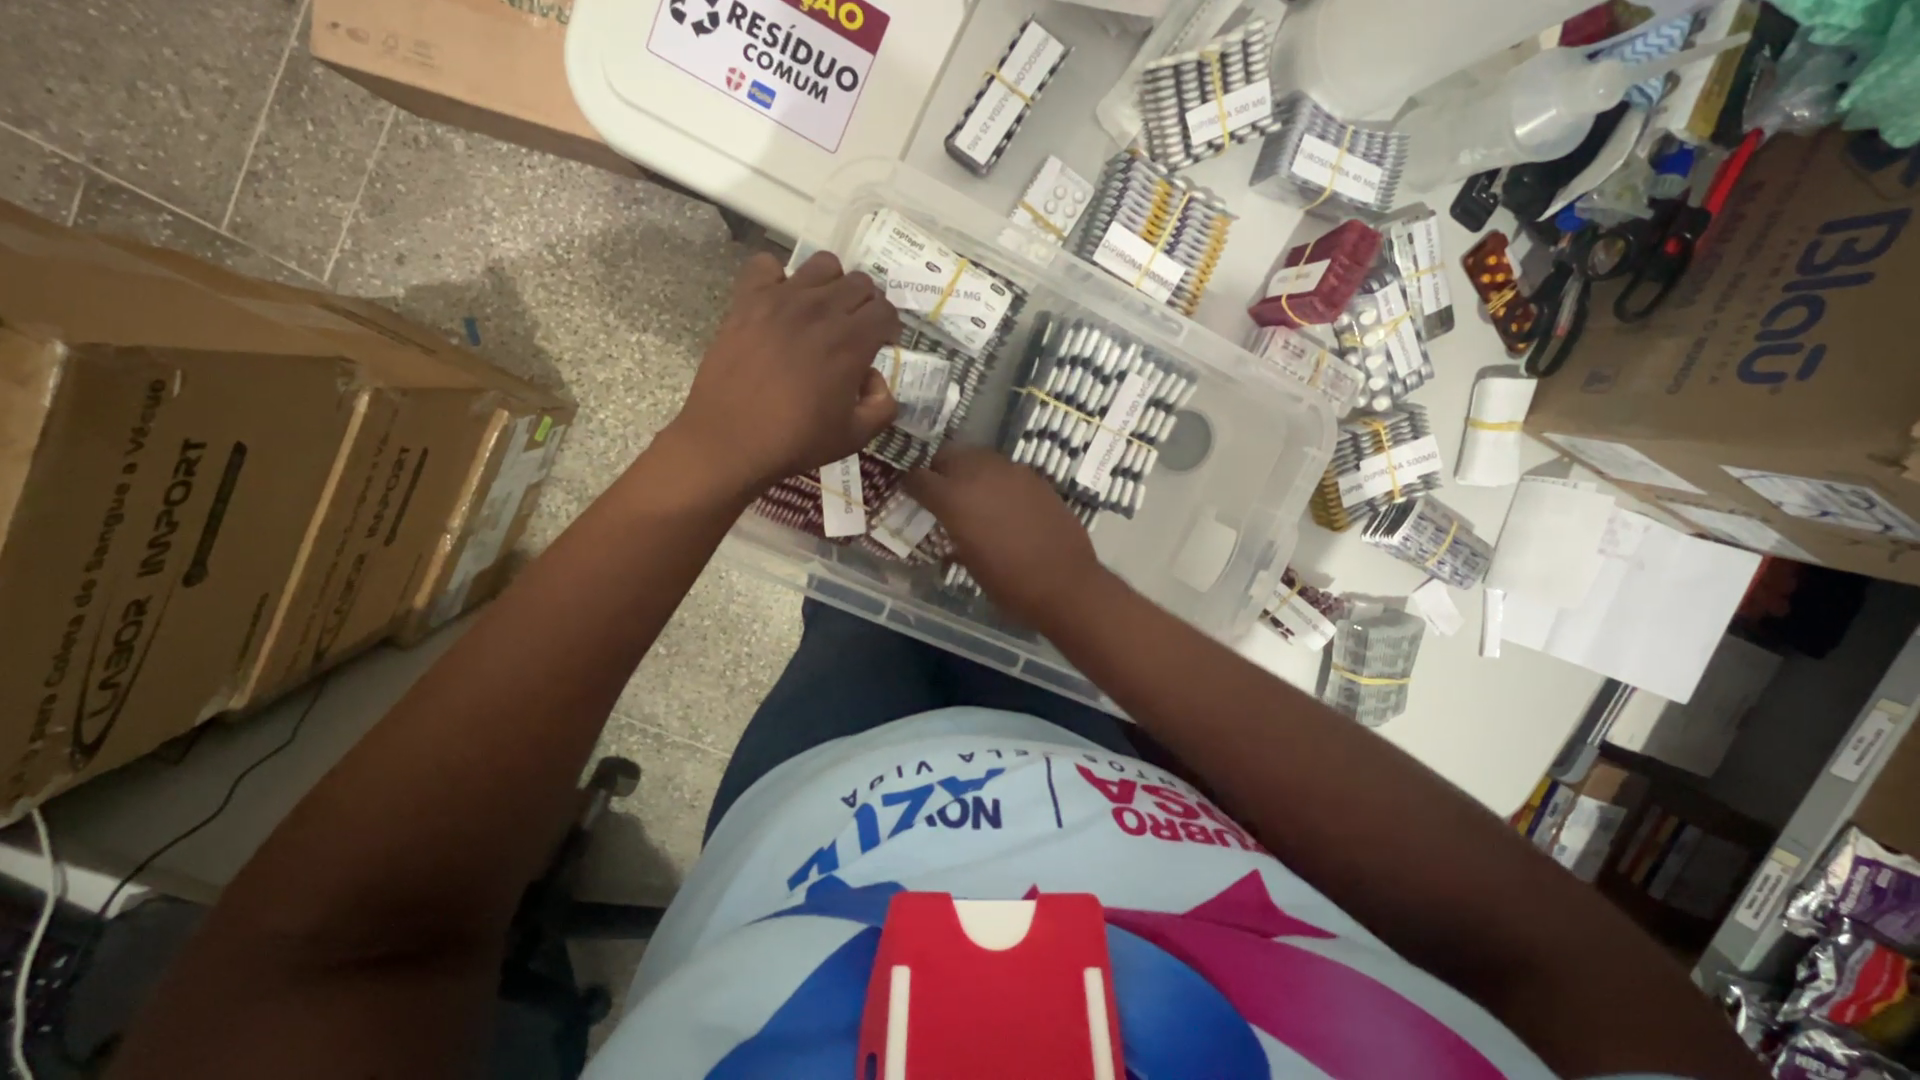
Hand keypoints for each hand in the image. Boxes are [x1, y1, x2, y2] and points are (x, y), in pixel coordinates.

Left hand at [666, 251, 899, 491]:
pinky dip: (776, 277)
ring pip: (824, 264)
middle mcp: (822, 310)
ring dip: (831, 284)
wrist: (729, 441)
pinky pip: (767, 265)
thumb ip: (882, 406)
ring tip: (820, 310)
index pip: (886, 311)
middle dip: (865, 304)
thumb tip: (875, 379)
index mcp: (851, 342)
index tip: (878, 346)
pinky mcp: (748, 299)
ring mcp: (783, 299)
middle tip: (853, 330)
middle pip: (861, 282)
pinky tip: (777, 302)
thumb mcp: (854, 437)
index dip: (888, 329)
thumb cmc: (794, 442)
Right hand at [905, 445, 1110, 628]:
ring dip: (970, 471)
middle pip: (949, 456)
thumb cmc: (1008, 583)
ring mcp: (1012, 472)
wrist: (1064, 583)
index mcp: (954, 498)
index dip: (911, 485)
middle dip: (940, 470)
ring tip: (973, 495)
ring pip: (979, 457)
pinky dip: (998, 480)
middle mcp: (980, 474)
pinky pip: (1007, 470)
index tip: (910, 493)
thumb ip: (953, 531)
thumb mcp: (968, 560)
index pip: (919, 478)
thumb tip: (951, 524)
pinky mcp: (1036, 478)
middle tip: (941, 491)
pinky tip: (1004, 503)